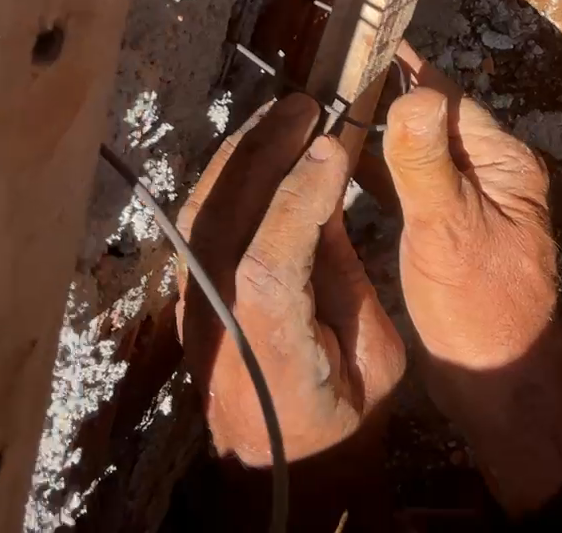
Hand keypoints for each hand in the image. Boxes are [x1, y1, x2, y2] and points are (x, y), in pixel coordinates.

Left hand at [175, 93, 404, 470]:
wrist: (282, 454)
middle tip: (306, 107)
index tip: (330, 147)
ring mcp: (191, 306)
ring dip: (242, 152)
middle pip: (224, 224)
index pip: (268, 265)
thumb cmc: (343, 409)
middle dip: (264, 154)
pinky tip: (258, 143)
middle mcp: (215, 328)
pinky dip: (228, 171)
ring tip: (283, 113)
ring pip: (203, 211)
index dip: (297, 201)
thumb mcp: (374, 355)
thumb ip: (347, 279)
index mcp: (270, 359)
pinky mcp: (187, 288)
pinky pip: (202, 216)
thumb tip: (323, 194)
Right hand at [383, 45, 561, 514]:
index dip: (409, 67)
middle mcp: (488, 171)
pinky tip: (347, 159)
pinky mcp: (447, 225)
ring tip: (334, 102)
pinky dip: (383, 166)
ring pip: (420, 149)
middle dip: (390, 91)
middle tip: (337, 67)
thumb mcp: (449, 228)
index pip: (449, 97)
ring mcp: (468, 199)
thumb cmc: (478, 305)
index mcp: (500, 161)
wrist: (498, 383)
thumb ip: (427, 161)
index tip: (369, 37)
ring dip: (383, 127)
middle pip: (433, 118)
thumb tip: (413, 90)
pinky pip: (412, 182)